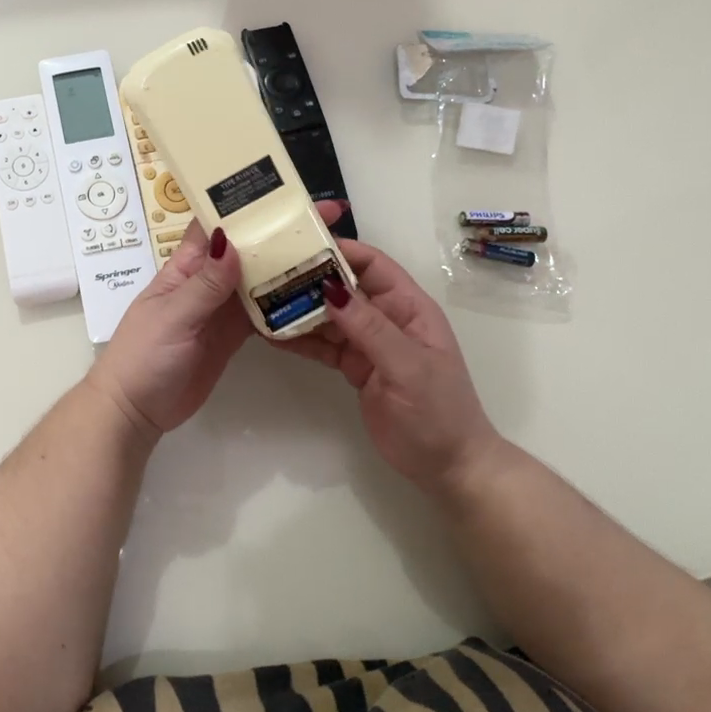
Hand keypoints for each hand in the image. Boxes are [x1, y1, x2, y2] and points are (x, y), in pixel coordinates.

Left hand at [88, 202, 347, 437]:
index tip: (285, 190)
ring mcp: (220, 309)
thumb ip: (204, 284)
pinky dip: (285, 304)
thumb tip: (229, 241)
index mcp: (184, 267)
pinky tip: (314, 296)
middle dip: (282, 232)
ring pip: (260, 279)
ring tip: (333, 252)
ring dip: (290, 265)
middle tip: (329, 219)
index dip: (247, 205)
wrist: (135, 410)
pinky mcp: (232, 335)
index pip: (216, 225)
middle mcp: (206, 281)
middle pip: (248, 249)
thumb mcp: (172, 317)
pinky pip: (263, 312)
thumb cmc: (142, 357)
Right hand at [277, 238, 501, 490]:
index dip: (341, 252)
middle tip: (269, 274)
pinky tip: (272, 335)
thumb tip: (331, 289)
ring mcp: (370, 345)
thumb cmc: (439, 412)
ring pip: (330, 317)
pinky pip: (324, 346)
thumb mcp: (407, 367)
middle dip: (311, 280)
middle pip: (345, 289)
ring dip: (300, 310)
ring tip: (262, 303)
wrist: (448, 466)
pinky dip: (301, 340)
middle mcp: (388, 319)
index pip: (373, 266)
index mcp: (410, 309)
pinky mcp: (355, 368)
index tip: (302, 246)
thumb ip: (370, 328)